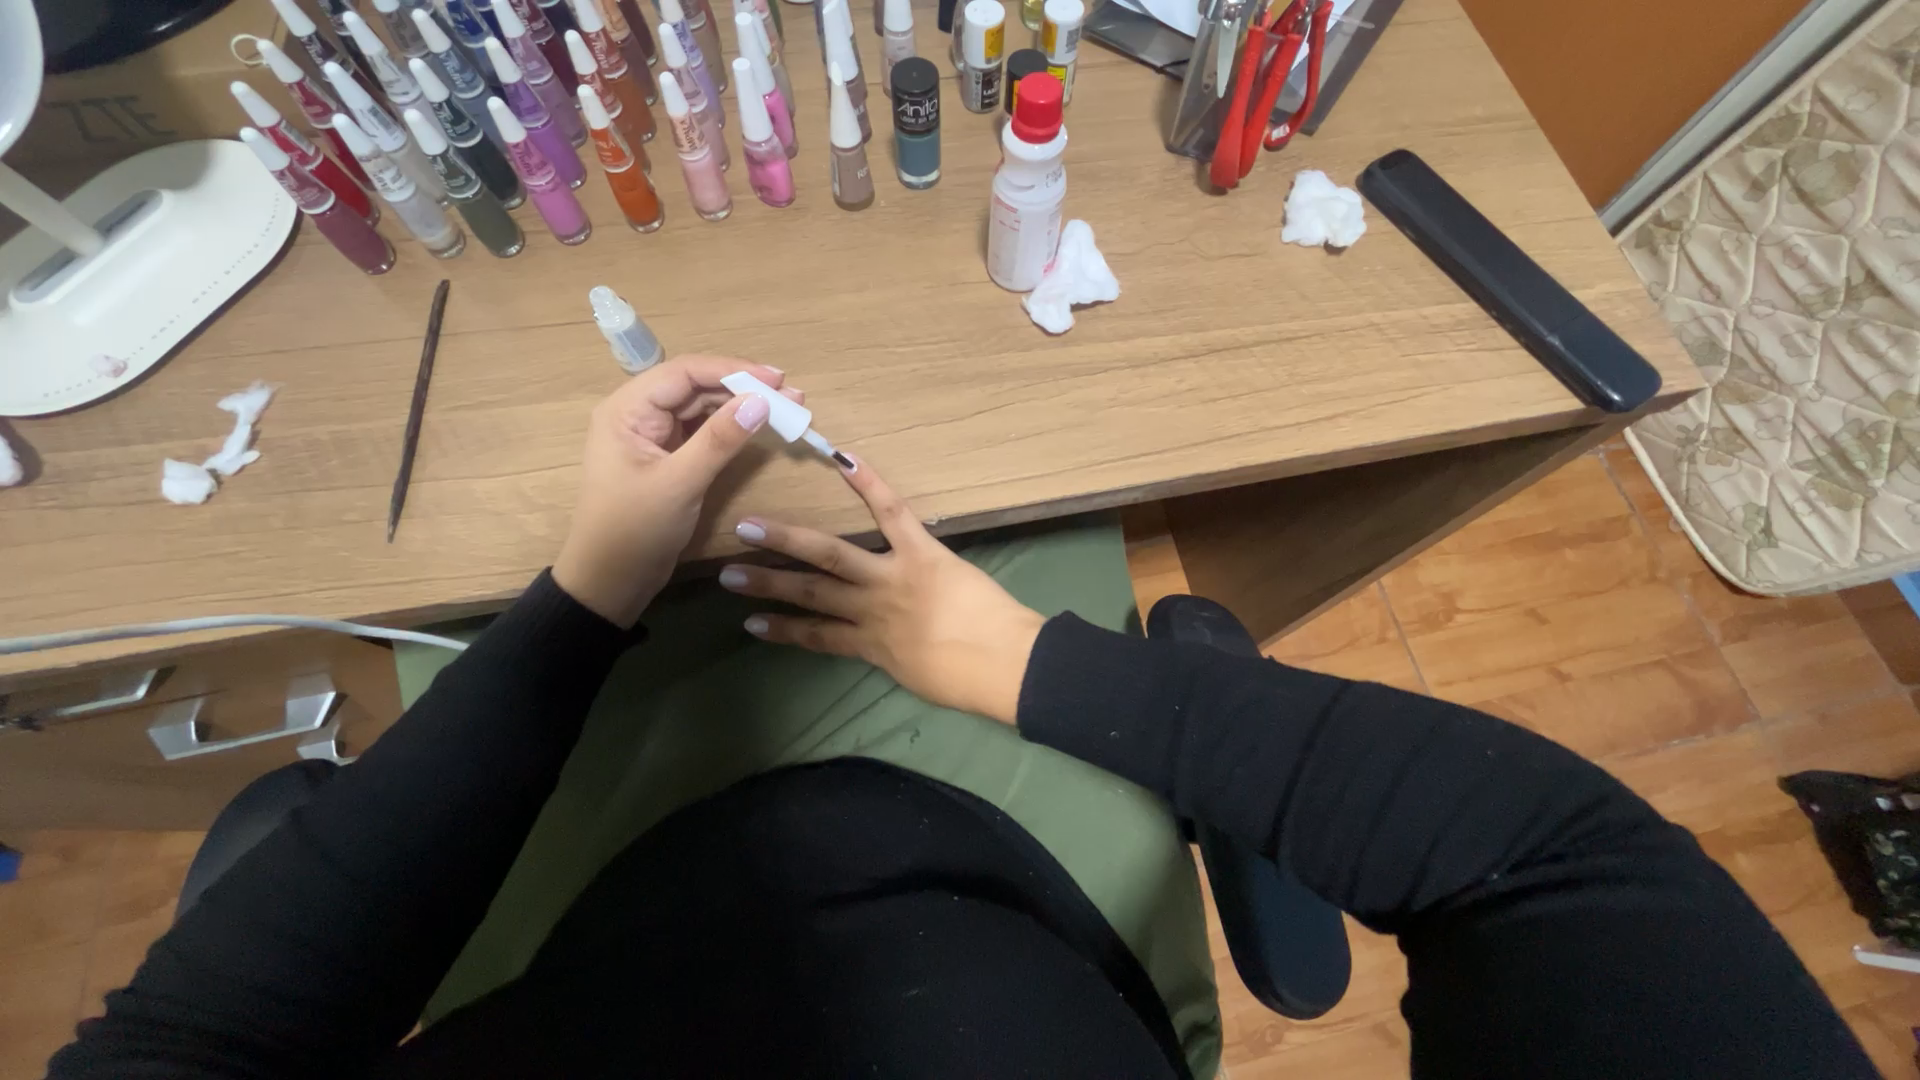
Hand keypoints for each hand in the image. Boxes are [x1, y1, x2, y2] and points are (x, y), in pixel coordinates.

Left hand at [552, 356, 792, 627]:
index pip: (685, 373)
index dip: (733, 371)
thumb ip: (720, 439)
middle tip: (793, 394)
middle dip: (745, 388)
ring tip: (788, 408)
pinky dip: (734, 428)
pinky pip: (705, 432)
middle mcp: (639, 414)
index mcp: (627, 410)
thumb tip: (761, 400)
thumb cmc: (634, 530)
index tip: (777, 378)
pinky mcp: (670, 458)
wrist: (610, 582)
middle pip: (697, 387)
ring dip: (744, 406)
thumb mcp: (679, 482)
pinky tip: (761, 426)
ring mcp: (655, 436)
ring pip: (704, 408)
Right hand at [718, 460, 1045, 724]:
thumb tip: (886, 647)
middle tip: (727, 570)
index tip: (750, 622)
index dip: (782, 631)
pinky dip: (870, 484)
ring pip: (830, 555)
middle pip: (810, 592)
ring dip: (788, 540)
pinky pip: (892, 513)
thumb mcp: (916, 678)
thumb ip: (893, 657)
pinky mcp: (921, 552)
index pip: (815, 636)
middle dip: (767, 581)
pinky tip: (845, 458)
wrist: (1003, 666)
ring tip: (750, 526)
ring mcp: (891, 576)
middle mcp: (870, 609)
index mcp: (870, 645)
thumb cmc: (966, 682)